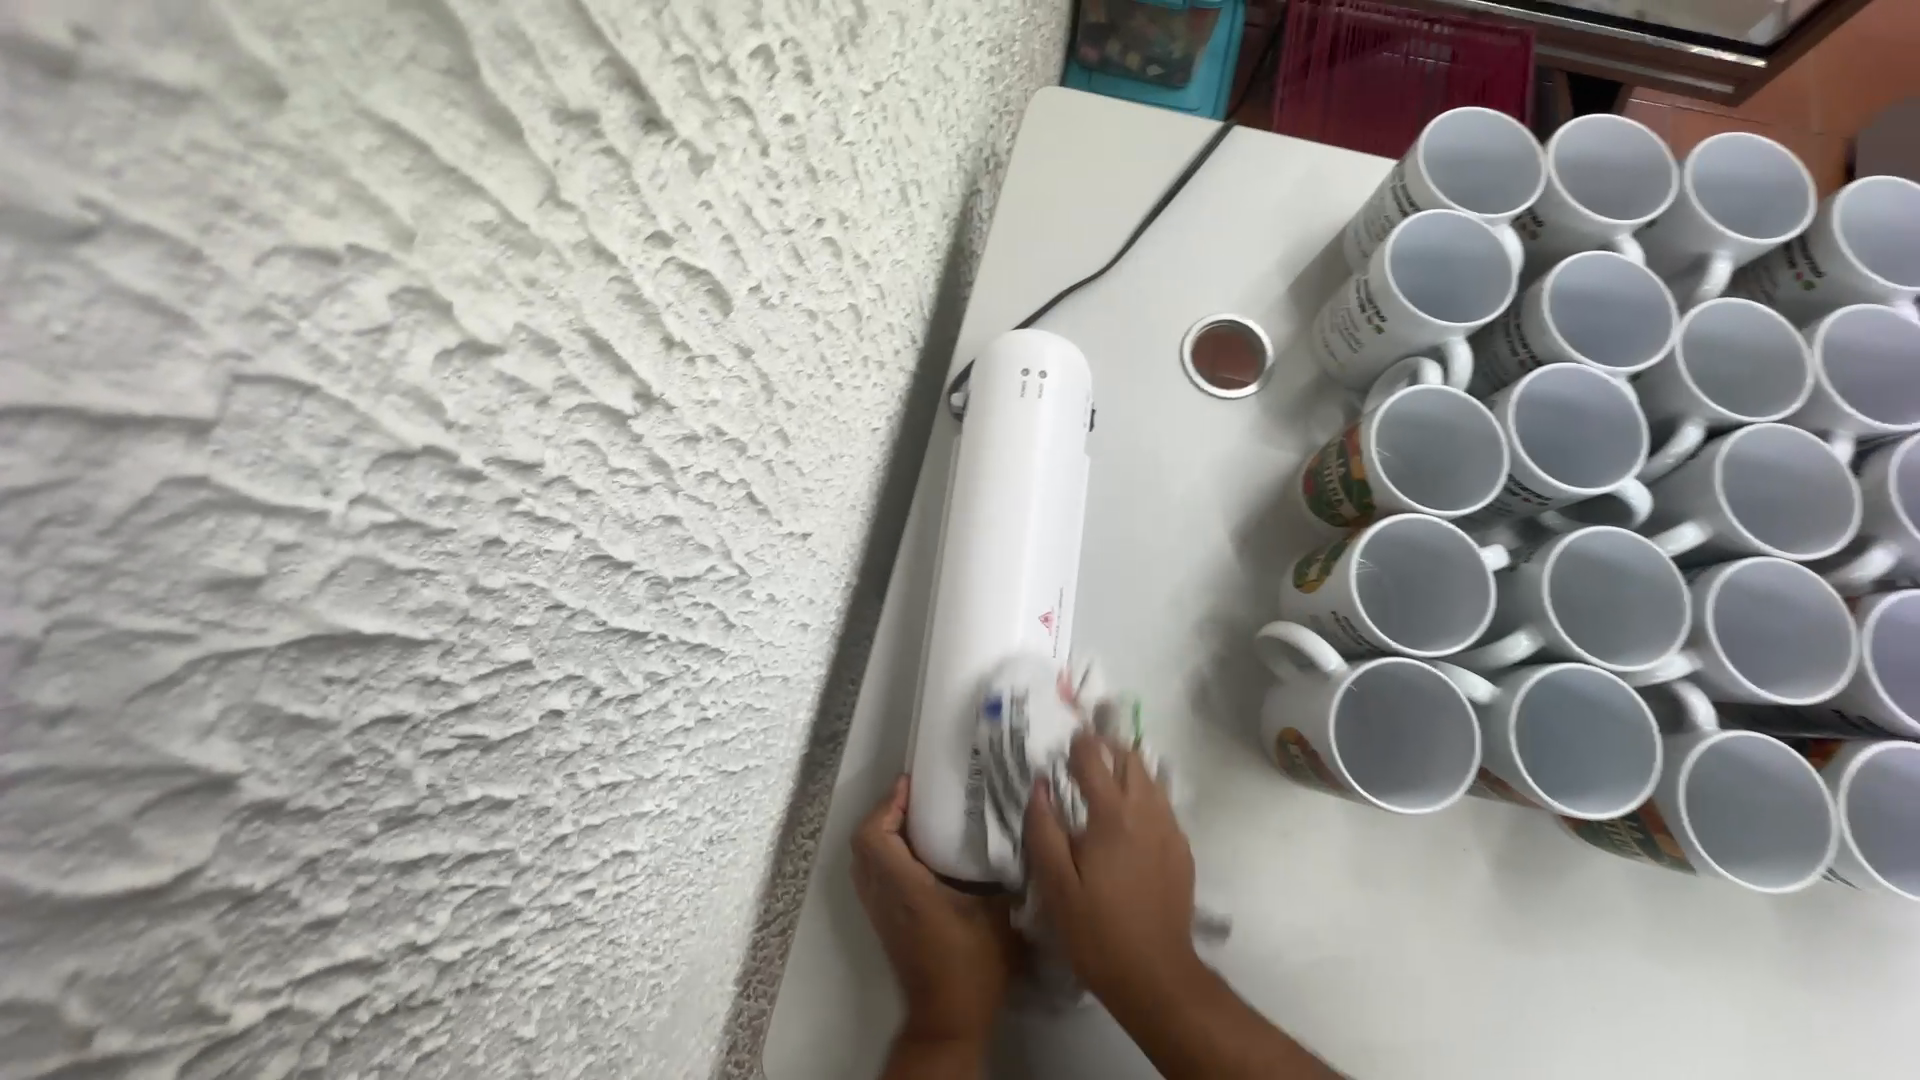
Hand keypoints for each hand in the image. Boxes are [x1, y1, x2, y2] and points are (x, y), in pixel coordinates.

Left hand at [852, 775, 1020, 1048]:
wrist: (948, 1021)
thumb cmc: (974, 969)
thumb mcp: (999, 918)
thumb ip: (1008, 878)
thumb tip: (1022, 842)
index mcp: (908, 889)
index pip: (875, 837)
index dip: (887, 805)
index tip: (910, 786)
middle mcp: (885, 897)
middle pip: (862, 843)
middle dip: (883, 813)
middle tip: (914, 798)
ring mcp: (880, 912)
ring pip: (864, 860)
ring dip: (882, 833)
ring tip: (916, 818)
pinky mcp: (885, 924)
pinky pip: (872, 876)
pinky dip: (885, 854)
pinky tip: (918, 853)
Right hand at [1023, 732, 1202, 1015]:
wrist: (1155, 974)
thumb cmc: (1096, 930)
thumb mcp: (1055, 884)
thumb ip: (1044, 829)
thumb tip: (1040, 785)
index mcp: (1113, 815)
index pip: (1095, 758)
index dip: (1079, 743)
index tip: (1065, 739)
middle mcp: (1147, 812)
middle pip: (1131, 759)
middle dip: (1108, 746)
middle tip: (1084, 752)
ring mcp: (1170, 830)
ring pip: (1152, 779)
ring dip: (1128, 767)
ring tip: (1105, 777)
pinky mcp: (1182, 850)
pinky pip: (1163, 805)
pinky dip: (1144, 794)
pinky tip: (1129, 816)